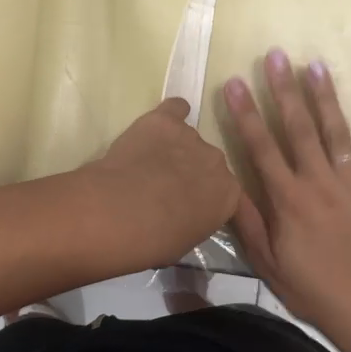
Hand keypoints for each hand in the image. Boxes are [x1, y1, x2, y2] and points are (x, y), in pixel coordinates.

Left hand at [80, 98, 241, 270]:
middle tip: (163, 185)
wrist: (122, 212)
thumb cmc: (154, 240)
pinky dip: (169, 114)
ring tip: (146, 163)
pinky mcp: (164, 121)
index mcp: (228, 195)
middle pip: (206, 162)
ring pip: (186, 139)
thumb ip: (193, 222)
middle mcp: (217, 162)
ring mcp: (191, 137)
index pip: (223, 193)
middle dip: (189, 172)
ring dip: (172, 149)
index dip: (202, 198)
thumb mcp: (184, 242)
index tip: (185, 206)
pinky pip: (174, 109)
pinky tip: (159, 123)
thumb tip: (184, 217)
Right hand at [222, 49, 350, 334]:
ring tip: (315, 64)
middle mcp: (319, 182)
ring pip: (336, 132)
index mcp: (288, 199)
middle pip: (298, 128)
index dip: (246, 114)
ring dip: (325, 97)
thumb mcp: (265, 259)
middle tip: (275, 56)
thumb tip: (224, 183)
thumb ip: (247, 218)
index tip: (235, 83)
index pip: (261, 147)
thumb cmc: (309, 288)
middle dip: (284, 90)